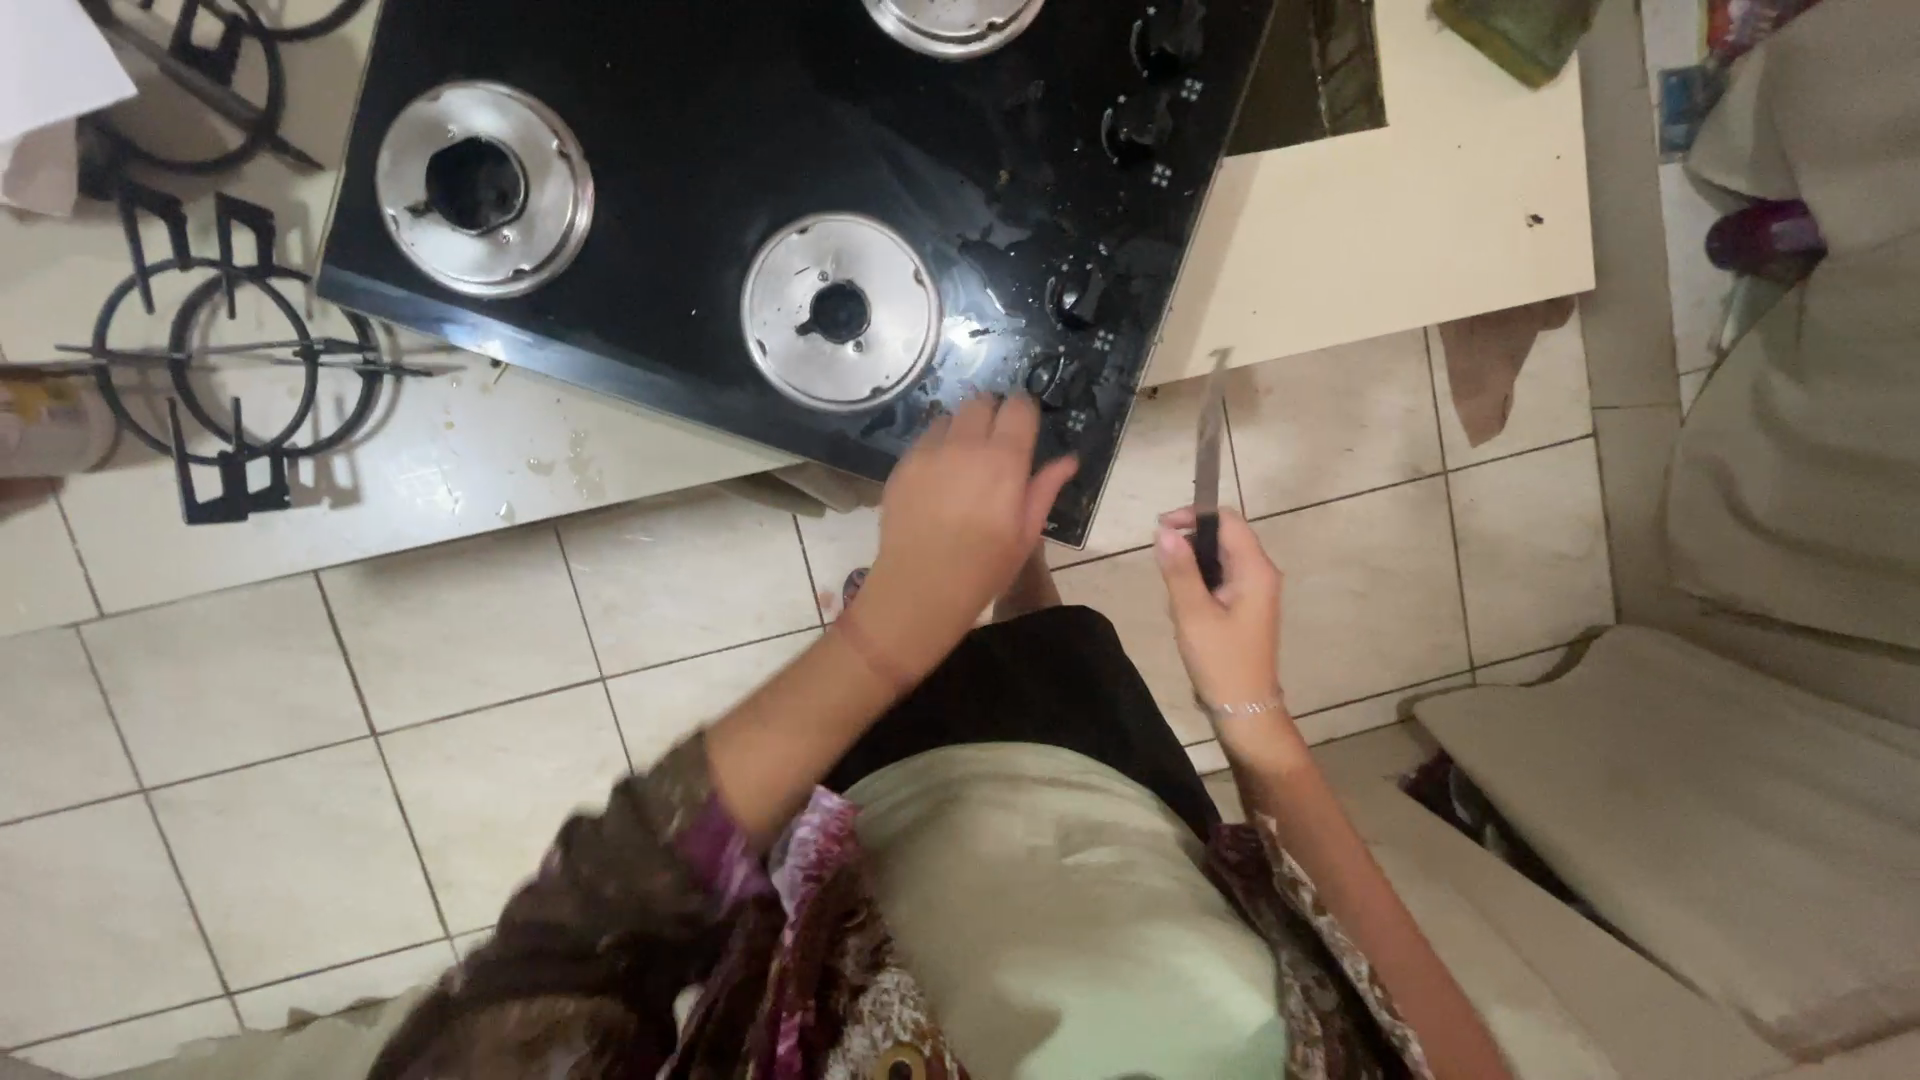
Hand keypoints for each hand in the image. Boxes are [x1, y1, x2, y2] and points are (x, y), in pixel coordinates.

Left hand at [852, 395, 1077, 677]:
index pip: (1018, 407)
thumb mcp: (1026, 533)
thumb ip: (1045, 488)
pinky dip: (936, 447)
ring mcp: (929, 452)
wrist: (921, 587)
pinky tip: (938, 477)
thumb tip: (1068, 460)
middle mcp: (966, 445)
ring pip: (949, 417)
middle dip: (992, 414)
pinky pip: (924, 439)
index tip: (1024, 428)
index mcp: (1004, 460)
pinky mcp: (903, 465)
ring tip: (963, 460)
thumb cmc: (983, 568)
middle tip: (995, 442)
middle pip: (981, 402)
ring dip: (961, 429)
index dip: (1024, 412)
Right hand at [1155, 506, 1286, 728]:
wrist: (1244, 708)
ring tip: (1175, 600)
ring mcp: (1254, 591)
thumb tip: (1163, 530)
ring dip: (1190, 569)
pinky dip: (1198, 586)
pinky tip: (1184, 612)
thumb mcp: (1192, 613)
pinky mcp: (1244, 606)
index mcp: (1255, 570)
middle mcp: (1260, 574)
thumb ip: (1178, 569)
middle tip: (1162, 568)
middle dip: (1188, 545)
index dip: (1193, 515)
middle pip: (1223, 536)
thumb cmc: (1220, 661)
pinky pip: (1218, 580)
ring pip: (1217, 559)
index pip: (1227, 520)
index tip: (1159, 529)